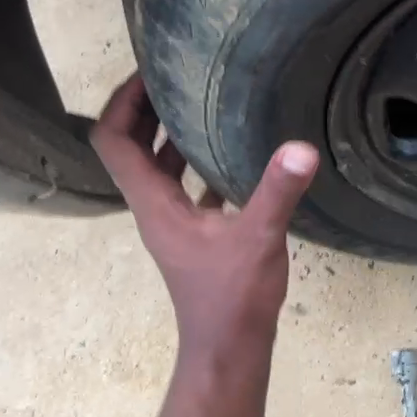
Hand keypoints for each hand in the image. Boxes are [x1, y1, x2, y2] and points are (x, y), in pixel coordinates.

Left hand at [89, 75, 318, 352]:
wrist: (228, 343)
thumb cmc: (233, 292)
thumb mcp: (259, 236)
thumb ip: (278, 191)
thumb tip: (301, 147)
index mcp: (154, 203)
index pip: (114, 141)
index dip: (122, 103)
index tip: (148, 73)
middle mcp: (154, 210)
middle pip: (130, 150)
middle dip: (144, 112)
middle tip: (175, 80)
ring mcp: (174, 225)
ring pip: (157, 171)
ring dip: (169, 139)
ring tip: (200, 109)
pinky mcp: (196, 237)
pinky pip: (185, 191)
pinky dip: (197, 168)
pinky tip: (230, 161)